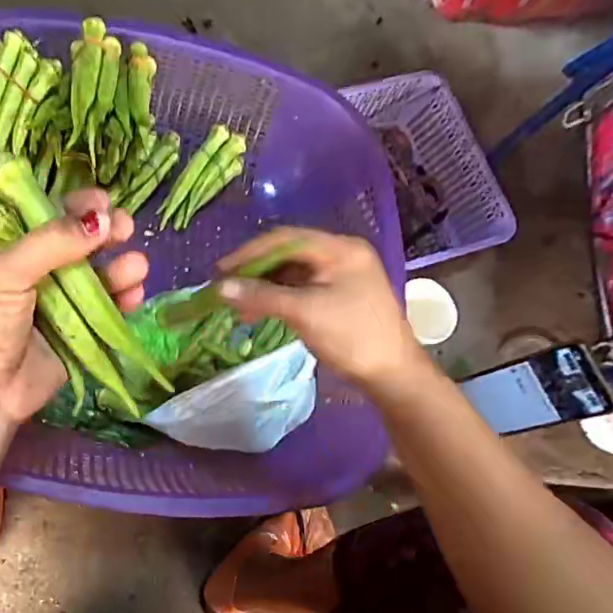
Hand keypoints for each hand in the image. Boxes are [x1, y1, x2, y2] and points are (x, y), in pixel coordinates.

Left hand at [0, 189, 145, 425]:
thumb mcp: (7, 273)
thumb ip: (53, 243)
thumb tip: (103, 219)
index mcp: (8, 253)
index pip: (46, 219)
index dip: (74, 207)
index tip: (102, 201)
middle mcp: (37, 275)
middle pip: (78, 246)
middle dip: (104, 234)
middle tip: (126, 227)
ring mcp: (61, 305)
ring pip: (98, 278)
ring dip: (119, 269)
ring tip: (138, 266)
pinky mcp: (81, 333)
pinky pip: (107, 311)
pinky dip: (123, 300)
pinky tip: (135, 295)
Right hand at [214, 228, 429, 396]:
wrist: (391, 373)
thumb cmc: (351, 337)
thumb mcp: (304, 312)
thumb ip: (262, 296)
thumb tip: (220, 288)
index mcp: (340, 249)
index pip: (285, 239)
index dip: (249, 253)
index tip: (221, 271)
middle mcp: (343, 255)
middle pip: (289, 255)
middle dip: (257, 273)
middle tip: (227, 290)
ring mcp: (344, 277)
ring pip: (295, 275)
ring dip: (267, 289)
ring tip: (240, 310)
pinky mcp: (342, 298)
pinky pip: (304, 290)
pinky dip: (282, 300)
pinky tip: (262, 314)